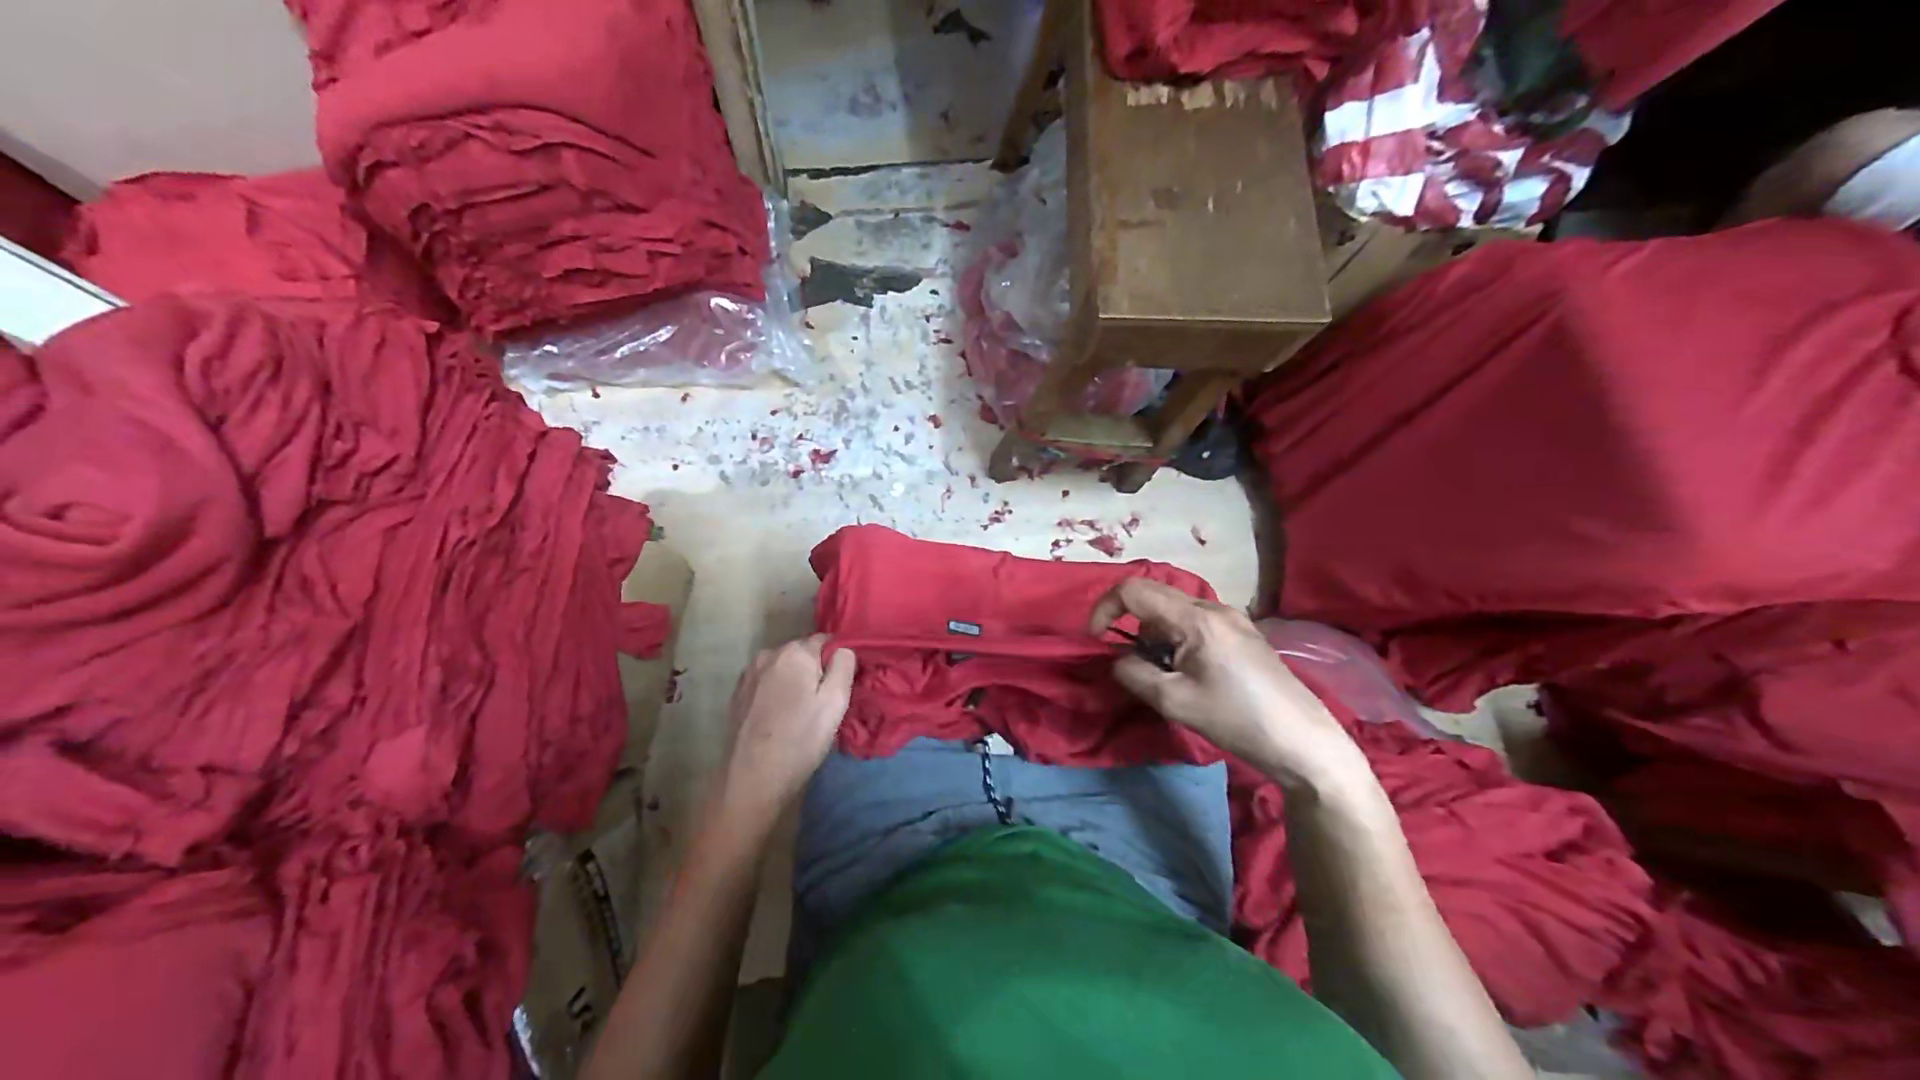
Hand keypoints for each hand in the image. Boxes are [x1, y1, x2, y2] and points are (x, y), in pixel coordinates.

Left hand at [714, 634, 856, 823]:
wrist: (753, 778)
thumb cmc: (801, 739)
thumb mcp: (836, 702)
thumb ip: (844, 666)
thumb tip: (843, 648)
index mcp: (794, 652)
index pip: (826, 640)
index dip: (838, 659)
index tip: (845, 683)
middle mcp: (768, 655)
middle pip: (802, 653)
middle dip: (815, 669)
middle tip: (826, 701)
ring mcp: (749, 675)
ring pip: (783, 669)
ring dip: (795, 682)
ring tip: (803, 711)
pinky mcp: (738, 695)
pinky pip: (767, 684)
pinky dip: (777, 692)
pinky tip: (781, 717)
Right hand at [1090, 579, 1369, 791]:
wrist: (1303, 741)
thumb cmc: (1236, 720)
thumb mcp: (1174, 702)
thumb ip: (1134, 673)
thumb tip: (1120, 659)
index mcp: (1196, 618)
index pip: (1134, 589)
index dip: (1105, 608)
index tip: (1097, 639)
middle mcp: (1214, 608)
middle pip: (1154, 597)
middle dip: (1130, 624)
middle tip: (1132, 664)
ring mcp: (1232, 618)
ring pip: (1173, 612)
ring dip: (1155, 636)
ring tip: (1166, 677)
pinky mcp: (1242, 633)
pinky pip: (1194, 623)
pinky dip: (1176, 640)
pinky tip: (1189, 674)